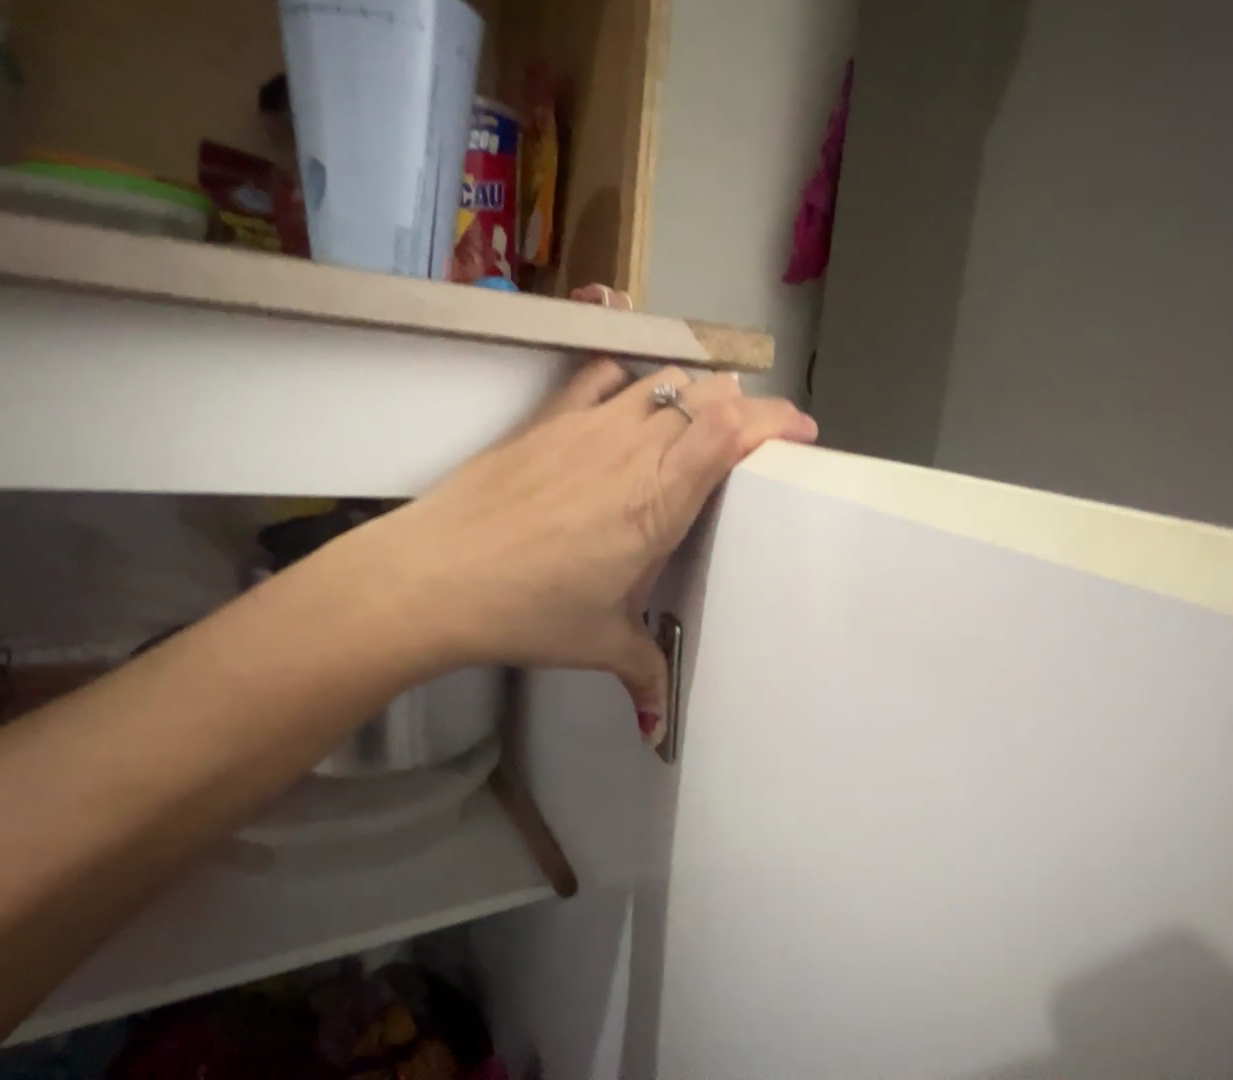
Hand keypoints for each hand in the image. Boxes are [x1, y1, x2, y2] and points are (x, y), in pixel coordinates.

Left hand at [346, 290, 817, 744]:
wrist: (432, 576)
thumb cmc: (526, 610)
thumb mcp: (599, 643)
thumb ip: (645, 673)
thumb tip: (659, 727)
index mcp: (659, 499)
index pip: (732, 429)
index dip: (776, 419)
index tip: (801, 432)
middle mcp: (632, 448)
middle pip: (708, 395)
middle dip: (746, 406)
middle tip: (754, 438)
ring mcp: (588, 425)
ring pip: (662, 381)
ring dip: (694, 392)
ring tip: (700, 419)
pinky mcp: (548, 419)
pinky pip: (602, 375)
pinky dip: (630, 374)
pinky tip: (632, 393)